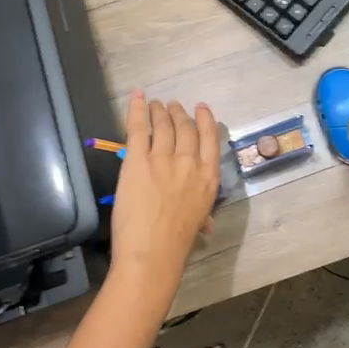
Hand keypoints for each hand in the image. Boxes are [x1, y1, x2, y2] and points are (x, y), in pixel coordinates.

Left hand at [109, 91, 219, 281]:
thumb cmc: (177, 244)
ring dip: (160, 110)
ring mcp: (163, 157)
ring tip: (157, 103)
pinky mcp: (137, 159)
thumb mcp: (199, 223)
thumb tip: (208, 224)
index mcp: (209, 177)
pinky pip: (139, 127)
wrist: (153, 251)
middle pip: (186, 128)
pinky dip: (138, 109)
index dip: (205, 120)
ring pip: (164, 125)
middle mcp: (189, 162)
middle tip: (173, 106)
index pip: (210, 139)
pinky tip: (138, 96)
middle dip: (180, 113)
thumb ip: (204, 215)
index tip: (201, 108)